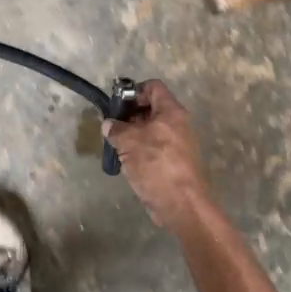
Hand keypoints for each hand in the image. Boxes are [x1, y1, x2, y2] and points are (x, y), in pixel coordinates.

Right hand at [103, 80, 212, 231]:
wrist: (181, 204)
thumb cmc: (156, 165)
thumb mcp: (129, 142)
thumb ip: (116, 129)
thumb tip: (109, 124)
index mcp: (171, 112)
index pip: (153, 87)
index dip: (134, 91)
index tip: (117, 105)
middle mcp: (177, 125)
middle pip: (151, 109)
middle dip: (129, 116)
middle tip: (112, 127)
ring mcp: (178, 145)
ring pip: (151, 131)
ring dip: (132, 136)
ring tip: (115, 146)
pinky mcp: (174, 163)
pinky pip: (154, 149)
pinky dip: (140, 151)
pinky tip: (126, 163)